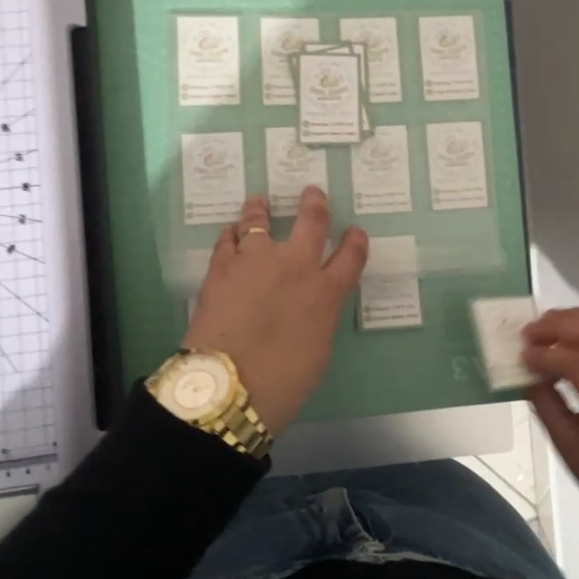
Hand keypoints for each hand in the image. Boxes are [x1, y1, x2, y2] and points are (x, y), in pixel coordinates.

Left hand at [183, 187, 367, 431]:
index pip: (351, 257)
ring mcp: (256, 261)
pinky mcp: (222, 266)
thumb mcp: (317, 351)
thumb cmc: (283, 382)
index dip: (355, 242)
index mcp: (326, 293)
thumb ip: (317, 319)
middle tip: (312, 193)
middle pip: (311, 222)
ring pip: (260, 221)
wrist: (230, 385)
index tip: (355, 232)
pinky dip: (232, 234)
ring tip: (259, 200)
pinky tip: (231, 233)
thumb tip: (308, 308)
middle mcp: (296, 267)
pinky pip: (228, 239)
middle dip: (314, 204)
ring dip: (261, 208)